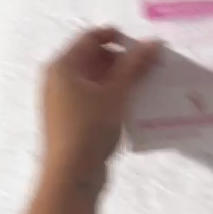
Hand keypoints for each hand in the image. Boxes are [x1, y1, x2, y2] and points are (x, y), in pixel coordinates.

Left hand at [41, 28, 160, 193]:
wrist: (72, 175)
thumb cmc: (90, 127)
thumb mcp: (116, 93)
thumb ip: (135, 66)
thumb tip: (153, 42)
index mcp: (63, 66)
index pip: (91, 38)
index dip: (118, 37)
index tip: (145, 46)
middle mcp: (59, 80)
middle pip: (94, 59)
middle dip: (123, 61)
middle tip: (151, 66)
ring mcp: (64, 102)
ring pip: (97, 82)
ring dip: (122, 81)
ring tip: (148, 85)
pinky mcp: (73, 121)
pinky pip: (96, 100)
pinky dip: (114, 98)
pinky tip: (135, 106)